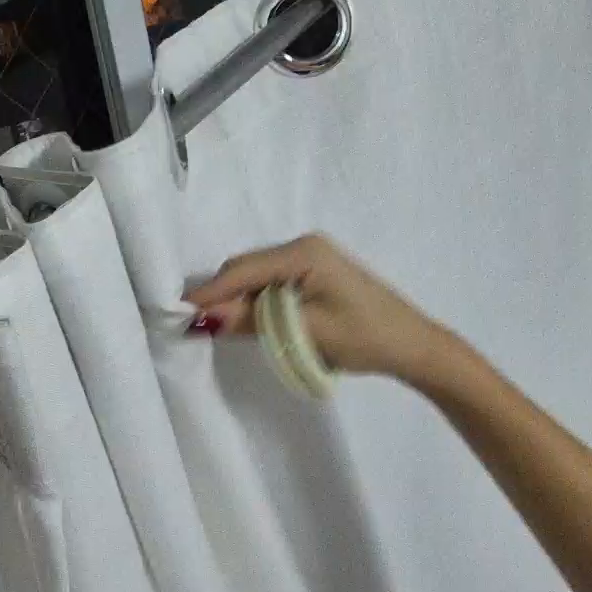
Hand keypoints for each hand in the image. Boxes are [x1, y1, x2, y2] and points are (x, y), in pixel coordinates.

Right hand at [185, 234, 449, 381]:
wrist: (414, 346)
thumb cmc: (365, 337)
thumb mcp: (306, 332)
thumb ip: (254, 321)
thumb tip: (205, 318)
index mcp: (303, 252)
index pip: (242, 269)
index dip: (210, 292)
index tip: (177, 312)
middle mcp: (303, 245)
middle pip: (246, 268)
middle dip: (221, 295)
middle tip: (196, 327)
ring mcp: (310, 257)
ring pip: (256, 276)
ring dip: (238, 300)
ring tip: (219, 328)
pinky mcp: (314, 273)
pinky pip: (272, 283)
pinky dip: (256, 302)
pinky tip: (250, 321)